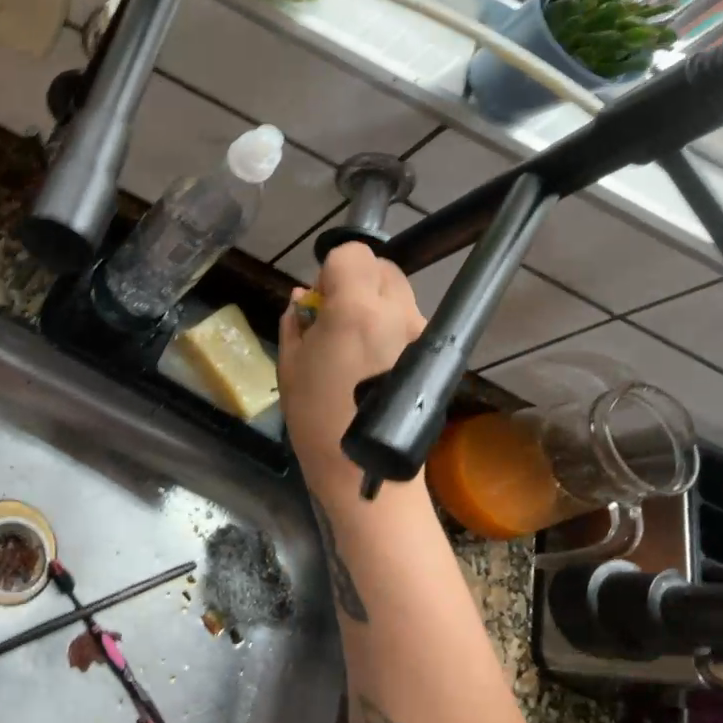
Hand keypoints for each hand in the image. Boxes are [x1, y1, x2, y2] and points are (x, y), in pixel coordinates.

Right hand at [278, 243, 426, 504]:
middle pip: (382, 267)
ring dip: (375, 302)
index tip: (319, 298)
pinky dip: (389, 327)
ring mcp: (420, 332)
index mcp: (355, 310)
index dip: (331, 269)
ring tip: (352, 343)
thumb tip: (305, 299)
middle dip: (356, 280)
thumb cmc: (317, 418)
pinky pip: (408, 321)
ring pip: (399, 293)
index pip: (352, 253)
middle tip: (334, 317)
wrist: (364, 469)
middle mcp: (397, 312)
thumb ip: (297, 322)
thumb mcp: (290, 365)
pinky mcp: (431, 353)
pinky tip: (371, 363)